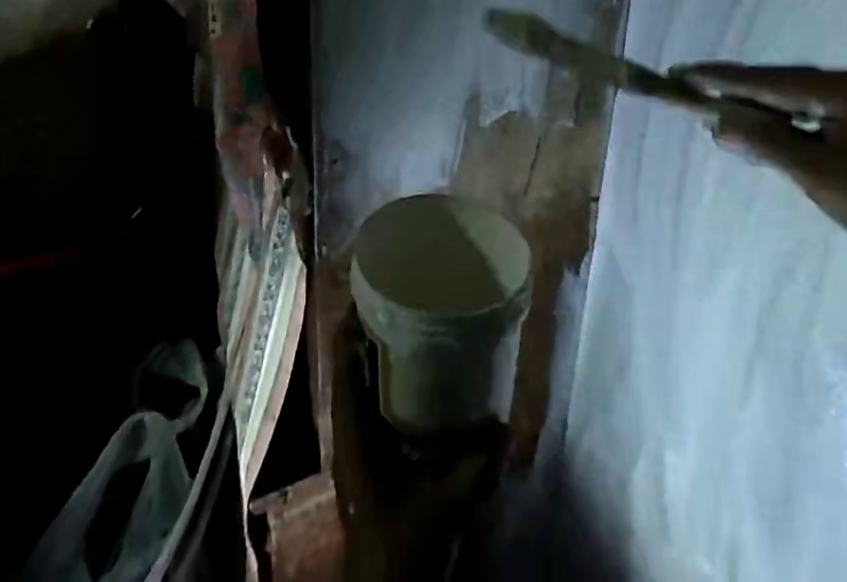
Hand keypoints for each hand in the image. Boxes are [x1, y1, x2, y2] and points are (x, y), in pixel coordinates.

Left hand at [333, 311, 503, 581]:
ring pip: (357, 382)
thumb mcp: (443, 500)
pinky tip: (410, 374)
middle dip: (362, 332)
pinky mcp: (368, 453)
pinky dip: (383, 381)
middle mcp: (348, 427)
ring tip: (400, 323)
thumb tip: (504, 425)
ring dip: (371, 353)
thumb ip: (476, 466)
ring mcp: (355, 440)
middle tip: (391, 299)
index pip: (342, 364)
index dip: (348, 327)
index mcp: (353, 430)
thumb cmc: (404, 537)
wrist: (386, 580)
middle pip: (347, 365)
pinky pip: (370, 402)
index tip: (365, 293)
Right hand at [677, 65, 846, 315]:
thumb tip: (716, 121)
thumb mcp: (824, 178)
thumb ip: (768, 143)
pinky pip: (823, 112)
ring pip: (804, 98)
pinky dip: (789, 120)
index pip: (773, 81)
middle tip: (689, 92)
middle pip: (787, 83)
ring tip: (718, 111)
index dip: (721, 79)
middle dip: (738, 90)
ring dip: (762, 106)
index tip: (677, 73)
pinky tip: (770, 128)